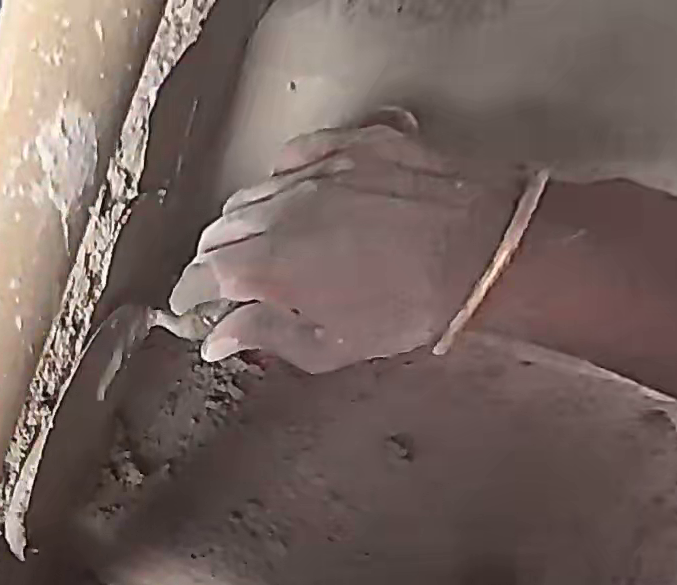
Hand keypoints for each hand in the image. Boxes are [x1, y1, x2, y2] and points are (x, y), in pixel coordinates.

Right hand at [171, 115, 530, 372]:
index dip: (186, 295)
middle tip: (224, 284)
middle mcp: (281, 214)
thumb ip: (260, 337)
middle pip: (216, 234)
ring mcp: (318, 172)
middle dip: (210, 263)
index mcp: (267, 267)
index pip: (199, 276)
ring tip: (256, 244)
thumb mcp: (324, 348)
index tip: (187, 307)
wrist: (490, 251)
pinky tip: (292, 199)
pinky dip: (281, 180)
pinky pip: (294, 155)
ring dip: (240, 225)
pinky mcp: (354, 144)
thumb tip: (214, 340)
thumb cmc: (404, 310)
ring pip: (248, 196)